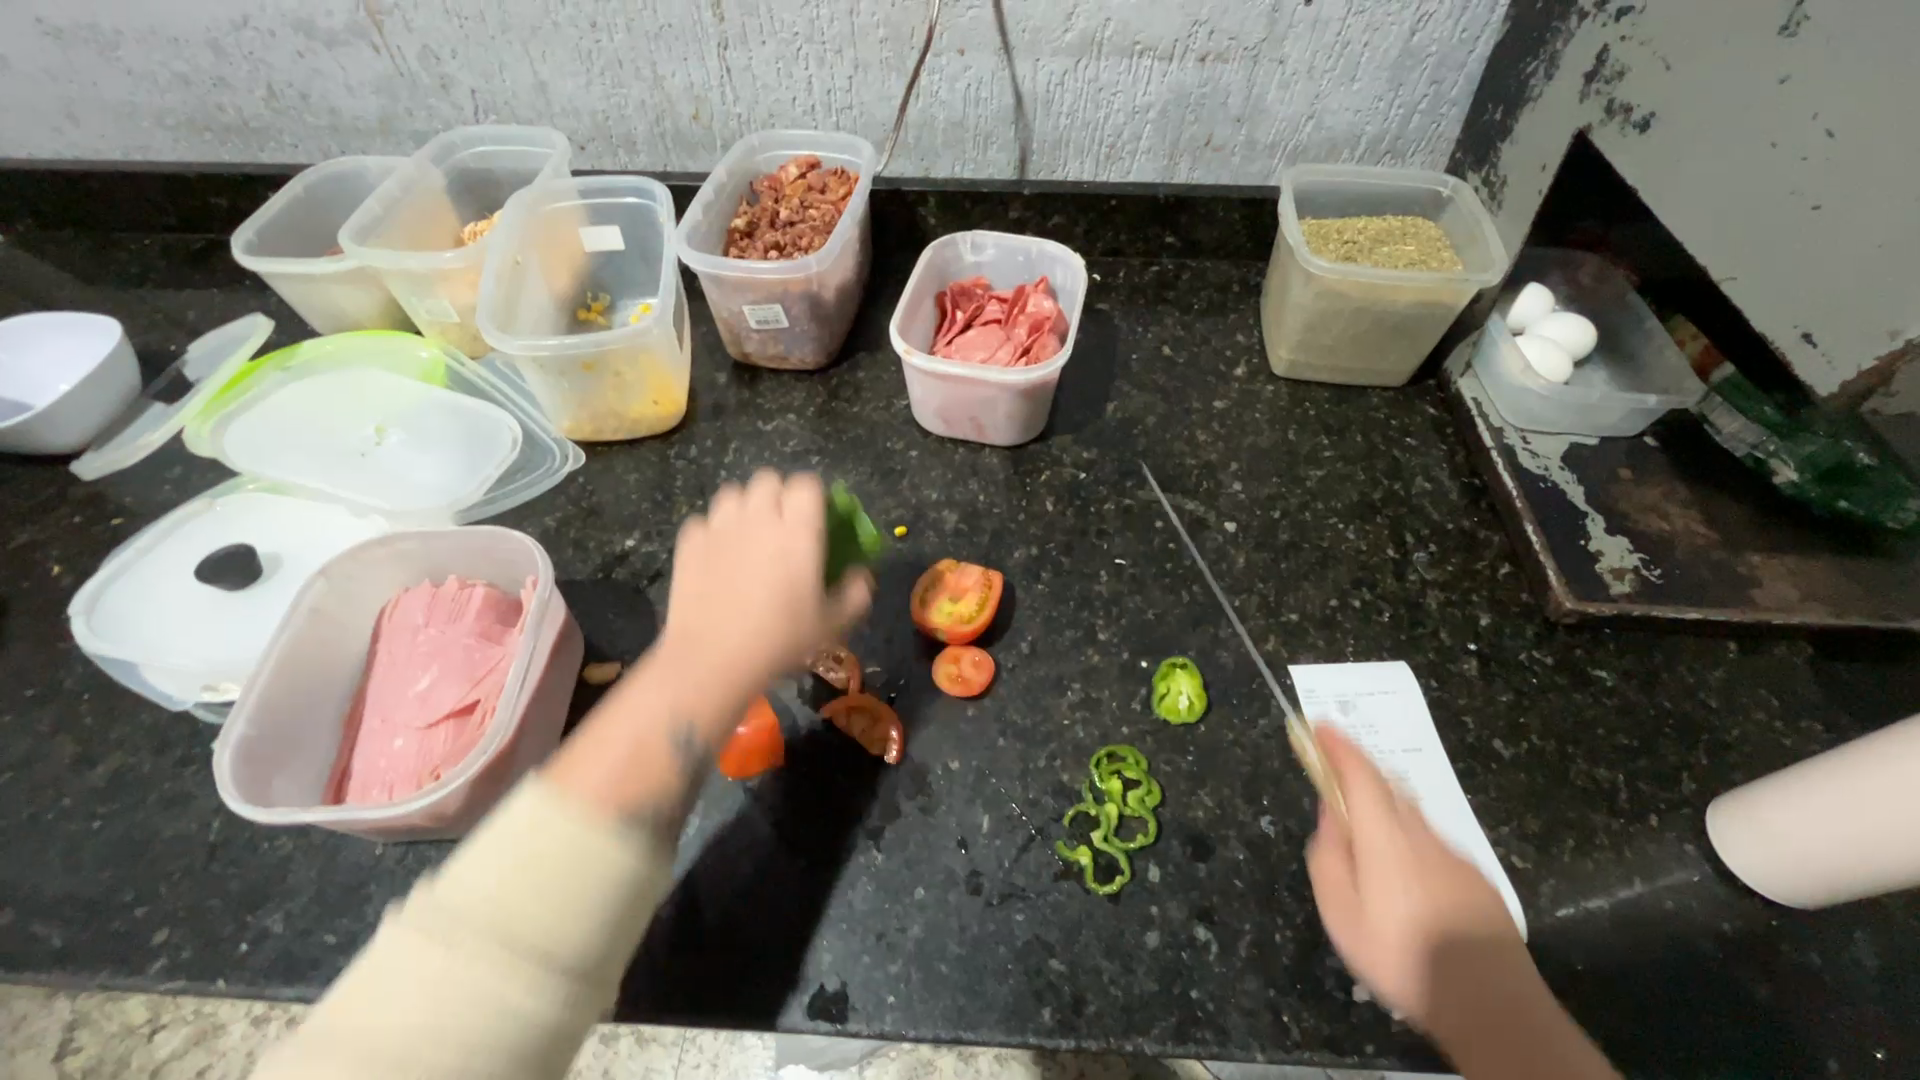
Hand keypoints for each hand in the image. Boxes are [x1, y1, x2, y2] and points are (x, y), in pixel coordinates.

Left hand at [658, 469, 873, 707]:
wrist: (712, 659)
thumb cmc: (779, 641)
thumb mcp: (831, 625)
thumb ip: (855, 594)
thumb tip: (861, 575)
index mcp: (798, 531)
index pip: (806, 484)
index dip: (812, 494)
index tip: (815, 515)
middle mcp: (759, 518)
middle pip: (768, 479)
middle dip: (777, 495)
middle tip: (782, 525)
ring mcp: (720, 526)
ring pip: (733, 493)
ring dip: (744, 507)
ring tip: (748, 535)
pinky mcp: (689, 541)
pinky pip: (705, 520)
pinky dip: (714, 530)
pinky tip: (718, 555)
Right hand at [1304, 726, 1534, 1030]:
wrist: (1490, 1003)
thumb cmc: (1400, 956)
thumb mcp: (1341, 913)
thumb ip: (1330, 857)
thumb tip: (1331, 817)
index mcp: (1385, 837)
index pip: (1360, 774)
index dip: (1338, 746)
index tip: (1320, 726)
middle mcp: (1422, 834)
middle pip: (1390, 787)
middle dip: (1361, 772)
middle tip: (1336, 776)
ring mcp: (1454, 855)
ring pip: (1413, 815)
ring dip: (1385, 807)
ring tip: (1366, 834)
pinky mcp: (1476, 879)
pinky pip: (1432, 842)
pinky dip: (1409, 838)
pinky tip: (1405, 876)